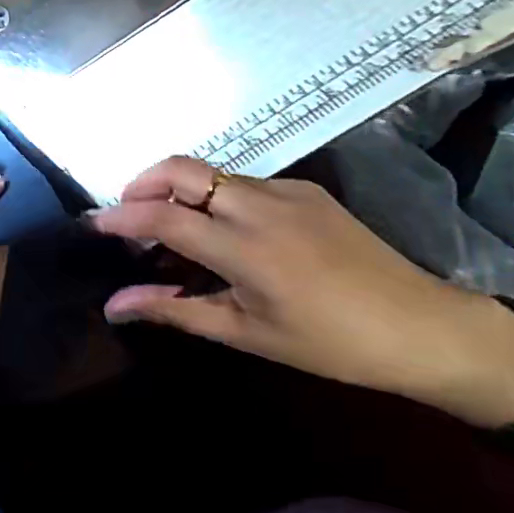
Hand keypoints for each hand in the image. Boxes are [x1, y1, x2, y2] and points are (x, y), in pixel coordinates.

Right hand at [88, 156, 513, 428]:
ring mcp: (286, 189)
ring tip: (170, 227)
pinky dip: (216, 194)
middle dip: (143, 181)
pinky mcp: (306, 187)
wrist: (420, 325)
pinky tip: (223, 230)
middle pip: (182, 168)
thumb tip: (115, 305)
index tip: (93, 223)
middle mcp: (260, 204)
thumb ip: (176, 311)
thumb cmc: (329, 344)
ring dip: (179, 188)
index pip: (164, 217)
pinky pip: (244, 181)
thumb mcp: (246, 334)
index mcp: (245, 248)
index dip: (121, 217)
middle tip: (127, 215)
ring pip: (212, 172)